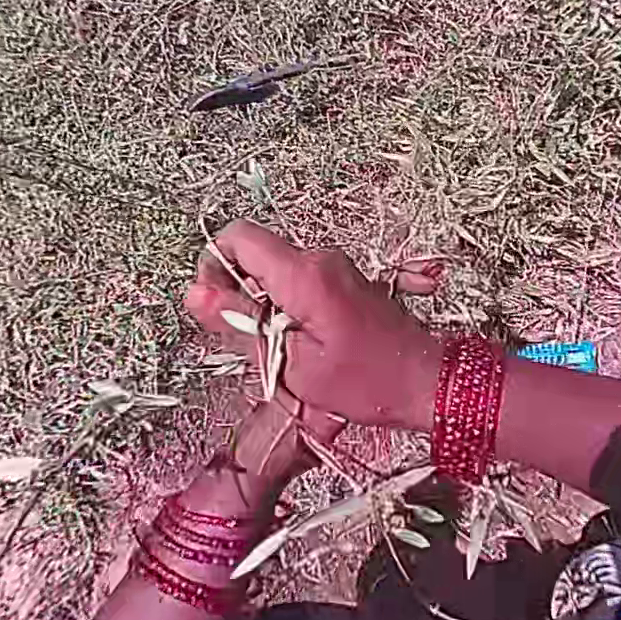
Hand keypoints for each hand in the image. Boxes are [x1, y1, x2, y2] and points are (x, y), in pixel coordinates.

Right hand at [183, 221, 442, 430]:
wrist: (424, 382)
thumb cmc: (367, 381)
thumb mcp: (292, 362)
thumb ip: (242, 324)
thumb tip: (196, 294)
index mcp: (305, 275)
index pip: (238, 237)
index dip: (215, 265)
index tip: (217, 304)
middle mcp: (321, 261)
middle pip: (257, 258)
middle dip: (243, 297)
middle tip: (258, 343)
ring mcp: (337, 269)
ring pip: (277, 275)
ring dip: (268, 310)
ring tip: (288, 351)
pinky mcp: (345, 282)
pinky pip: (300, 286)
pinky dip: (290, 312)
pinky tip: (306, 346)